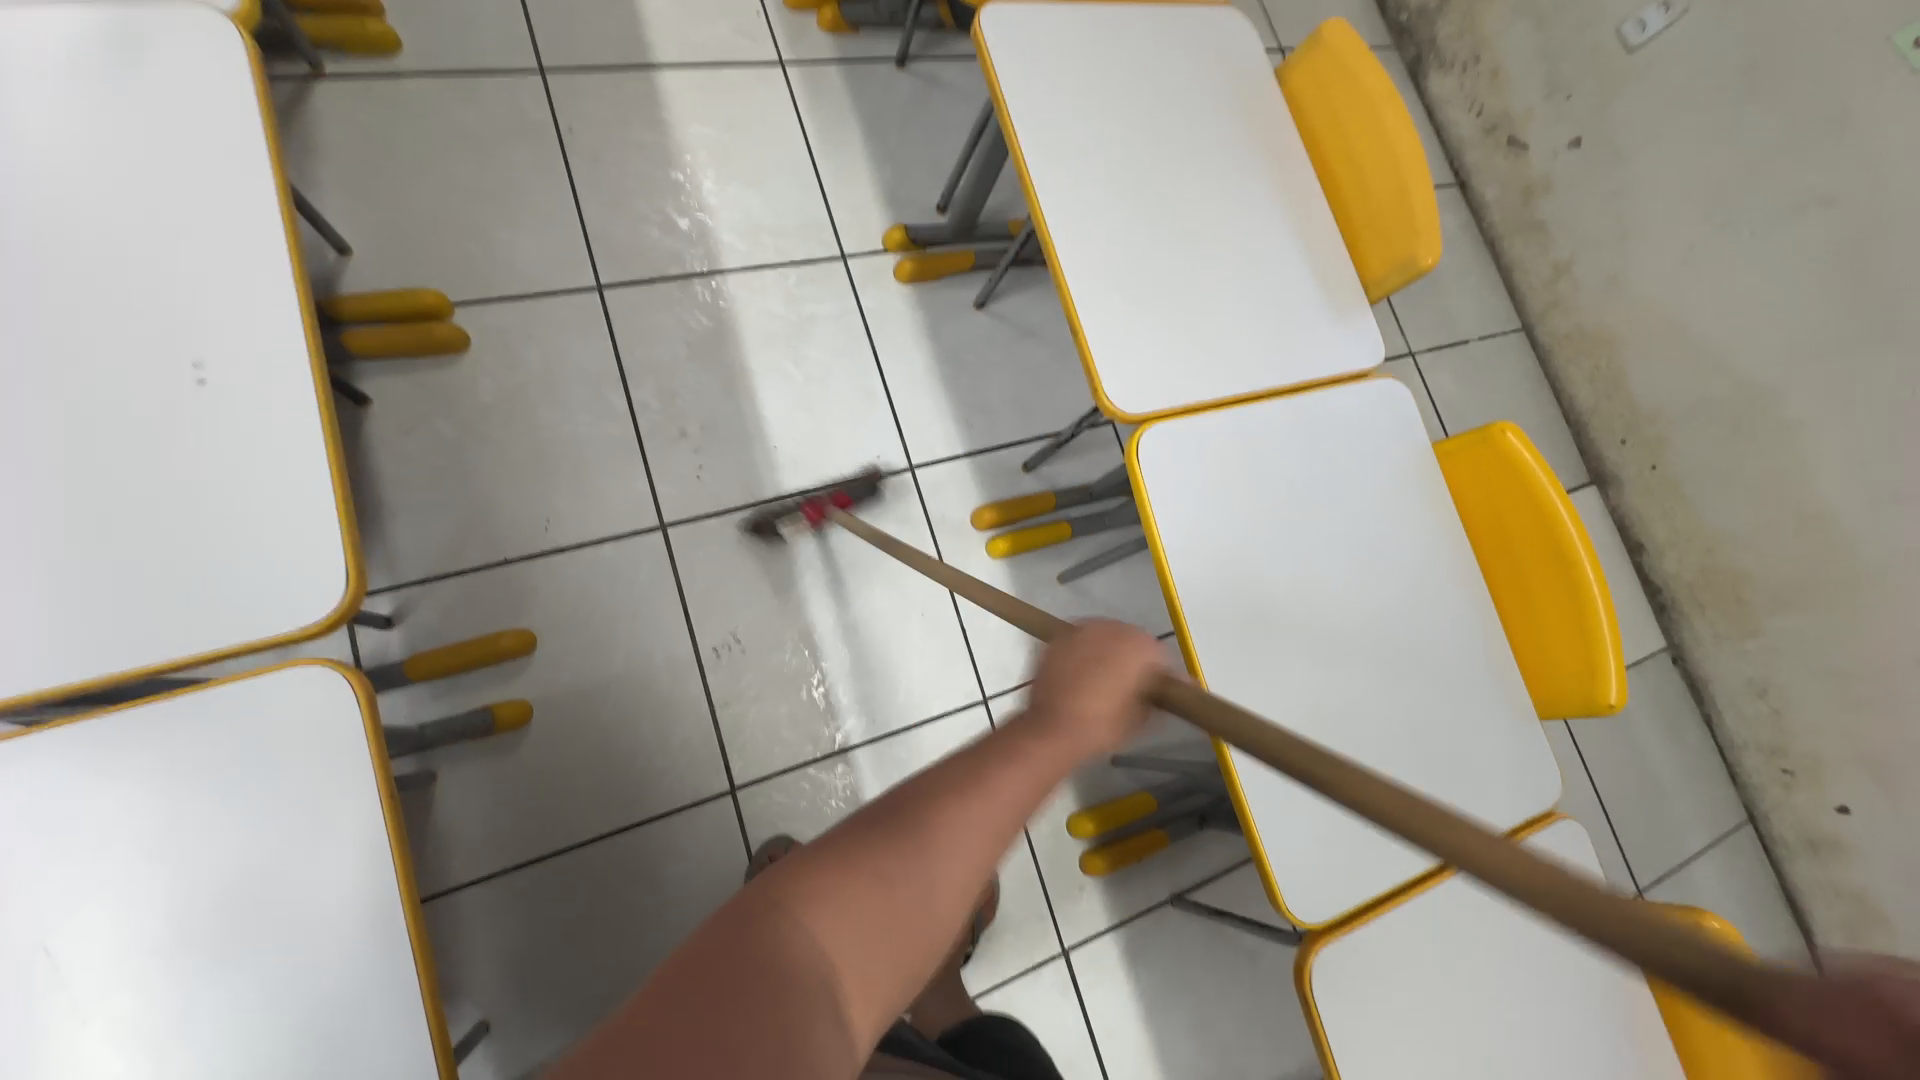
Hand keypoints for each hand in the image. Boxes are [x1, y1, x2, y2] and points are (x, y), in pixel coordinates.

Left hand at [1020, 620, 1165, 761]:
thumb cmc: (1102, 725)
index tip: (1158, 692)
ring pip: (1105, 636)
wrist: (1051, 727)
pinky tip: (1081, 672)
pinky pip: (1081, 641)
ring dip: (1108, 651)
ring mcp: (1084, 628)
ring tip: (1103, 676)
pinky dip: (1085, 652)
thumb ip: (1153, 698)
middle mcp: (1115, 628)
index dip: (1160, 675)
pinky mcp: (1060, 636)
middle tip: (1130, 683)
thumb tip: (1154, 693)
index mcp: (1142, 646)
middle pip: (1132, 639)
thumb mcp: (1140, 718)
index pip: (1161, 656)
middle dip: (1133, 658)